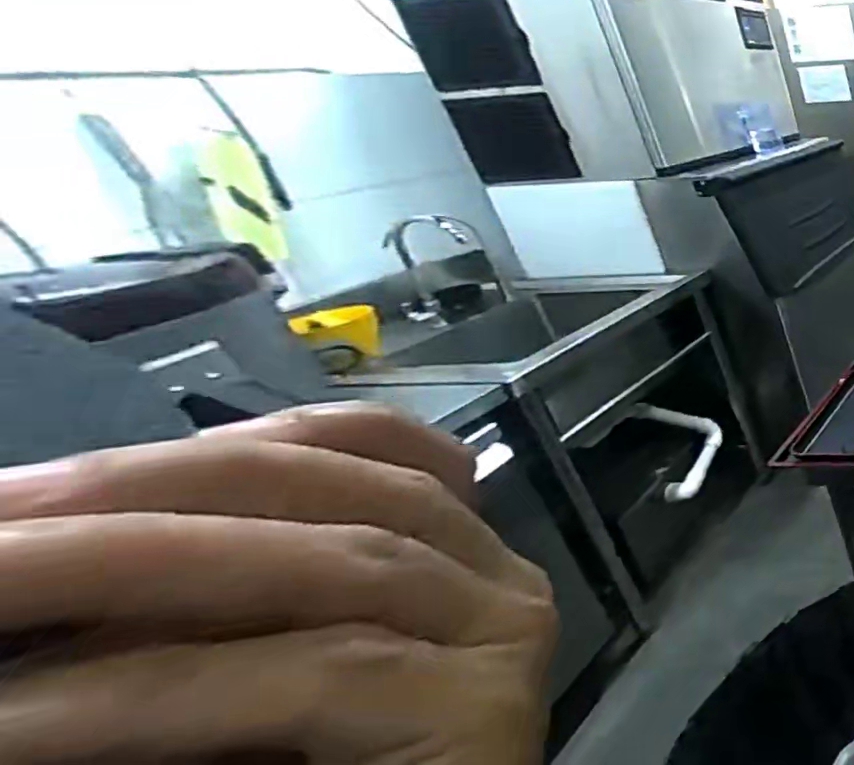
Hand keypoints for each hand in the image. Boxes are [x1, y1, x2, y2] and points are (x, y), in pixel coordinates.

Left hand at [0, 403, 555, 763]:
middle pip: (361, 492)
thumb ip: (232, 615)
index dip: (263, 437)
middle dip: (179, 485)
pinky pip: (314, 675)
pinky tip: (10, 719)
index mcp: (466, 560)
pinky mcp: (478, 708)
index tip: (88, 462)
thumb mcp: (267, 674)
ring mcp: (502, 636)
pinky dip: (154, 692)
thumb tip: (95, 542)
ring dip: (149, 561)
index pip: (393, 453)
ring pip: (345, 562)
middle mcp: (501, 580)